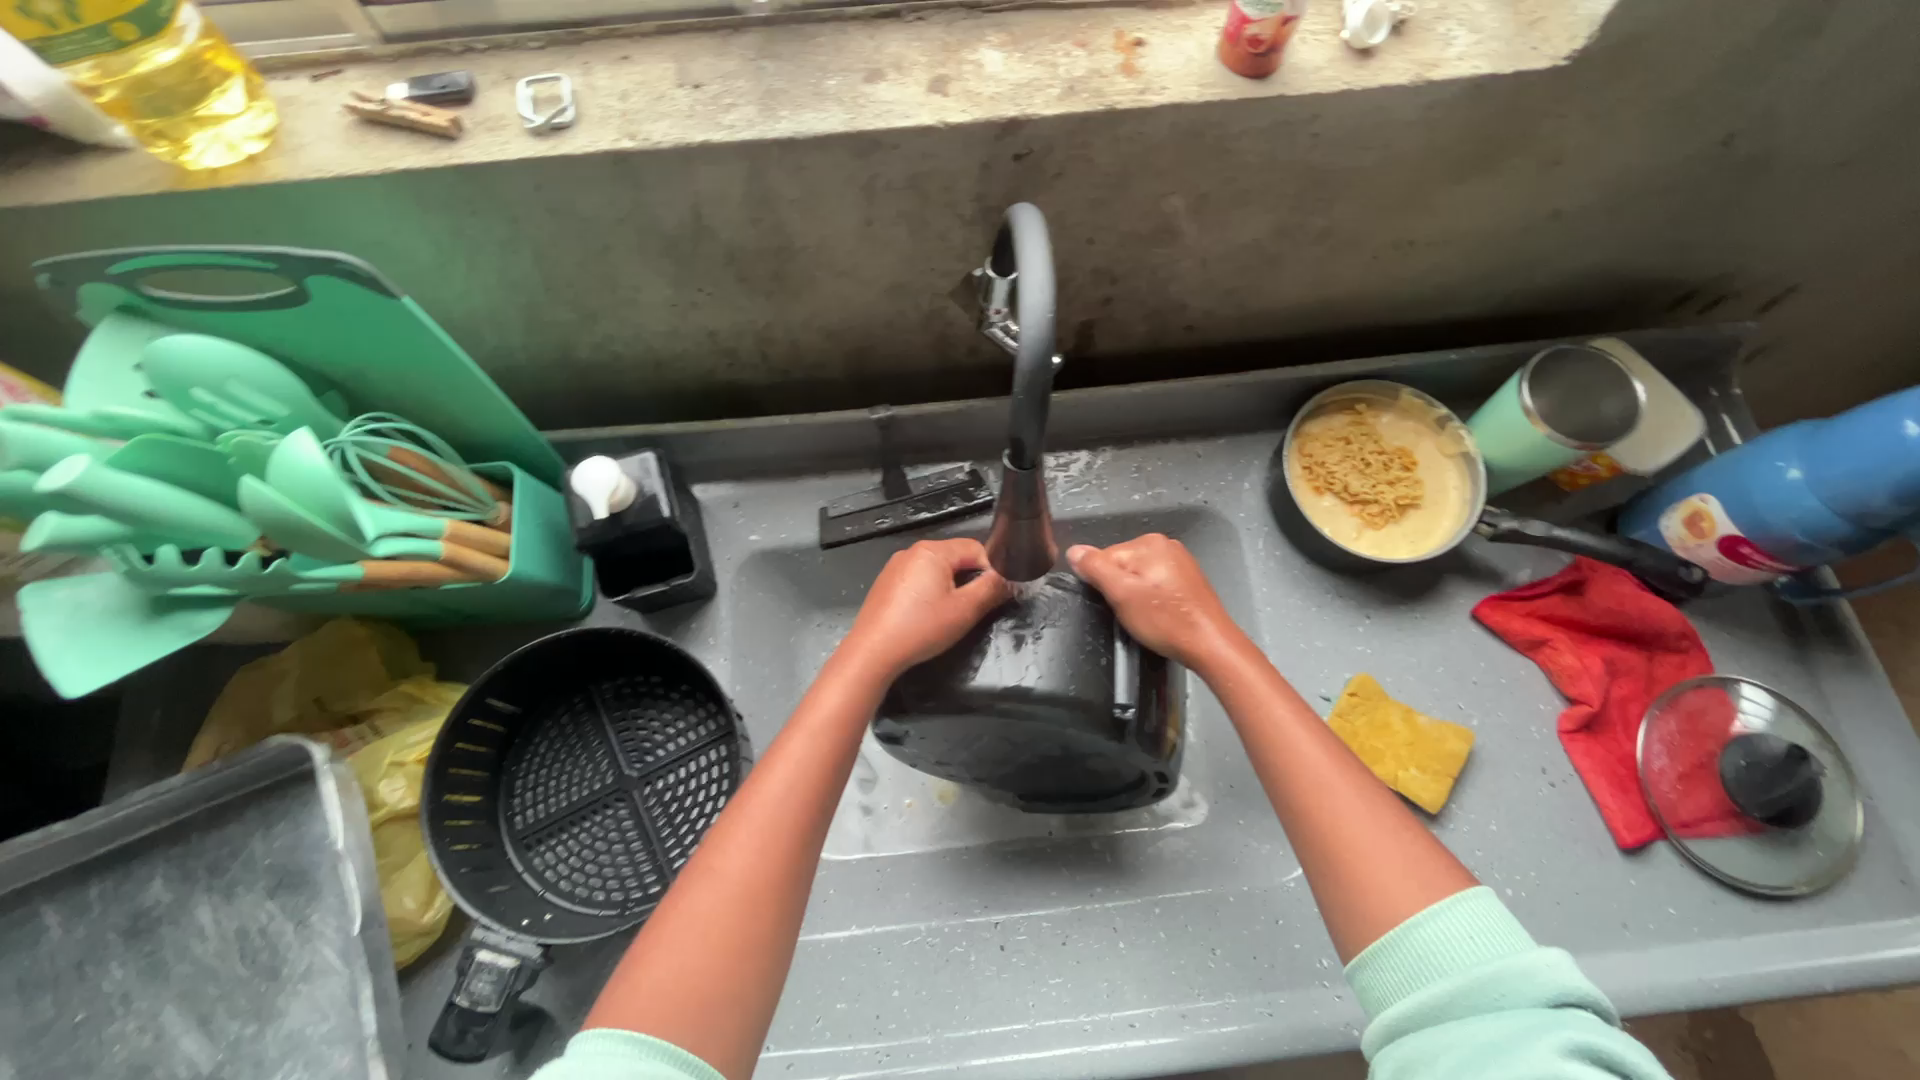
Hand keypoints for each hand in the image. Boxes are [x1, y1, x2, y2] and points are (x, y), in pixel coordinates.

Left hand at [839, 538, 1011, 678]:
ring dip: (950, 588)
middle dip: (969, 579)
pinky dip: (929, 595)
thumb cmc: (921, 628)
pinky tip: (926, 617)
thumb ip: (991, 589)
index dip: (991, 569)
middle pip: (955, 558)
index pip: (975, 548)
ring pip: (936, 571)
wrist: (872, 652)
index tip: (996, 593)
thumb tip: (1010, 577)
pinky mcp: (886, 584)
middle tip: (974, 608)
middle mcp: (912, 551)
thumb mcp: (965, 610)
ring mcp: (895, 567)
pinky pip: (918, 581)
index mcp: (932, 550)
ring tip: (950, 616)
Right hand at [1066, 534, 1244, 670]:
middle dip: (1120, 589)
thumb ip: (1095, 568)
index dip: (1103, 584)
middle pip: (1121, 565)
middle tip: (1133, 613)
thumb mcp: (1121, 594)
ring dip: (1135, 596)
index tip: (1117, 604)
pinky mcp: (1188, 578)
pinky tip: (1161, 614)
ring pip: (1138, 576)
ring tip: (1148, 616)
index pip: (1104, 558)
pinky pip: (1156, 583)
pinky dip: (1152, 598)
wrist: (1210, 644)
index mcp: (1148, 542)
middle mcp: (1165, 545)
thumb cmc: (1165, 620)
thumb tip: (1073, 550)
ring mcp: (1179, 561)